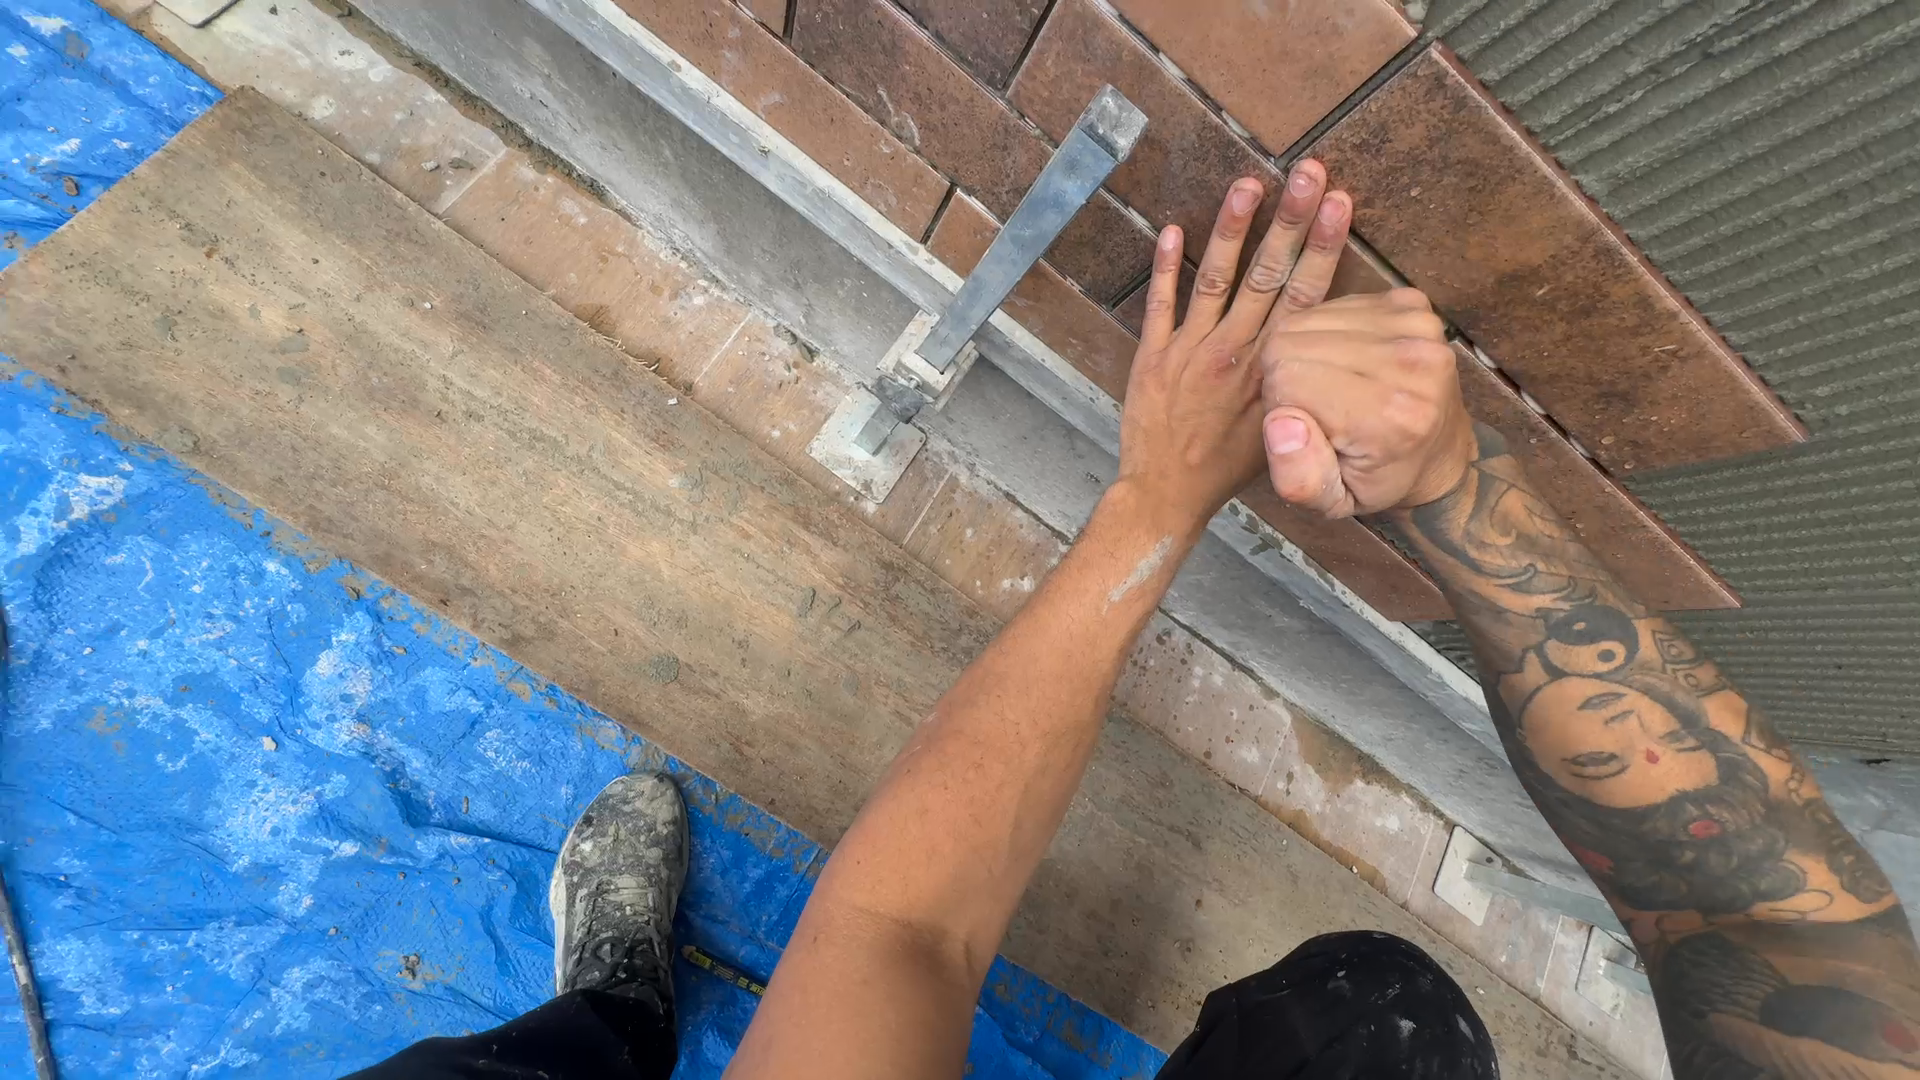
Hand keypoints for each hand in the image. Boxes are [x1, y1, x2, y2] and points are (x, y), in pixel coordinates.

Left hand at [1116, 162, 1353, 534]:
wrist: (1167, 492)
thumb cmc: (1225, 467)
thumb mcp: (1276, 429)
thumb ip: (1293, 383)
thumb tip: (1316, 344)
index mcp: (1269, 369)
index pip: (1303, 296)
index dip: (1323, 247)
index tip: (1340, 202)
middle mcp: (1232, 352)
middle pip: (1267, 276)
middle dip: (1291, 221)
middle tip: (1308, 173)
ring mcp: (1189, 351)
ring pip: (1216, 280)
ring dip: (1232, 230)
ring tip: (1248, 186)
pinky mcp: (1152, 358)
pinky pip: (1159, 306)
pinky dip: (1165, 269)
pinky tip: (1171, 232)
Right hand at [1258, 289, 1474, 516]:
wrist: (1442, 456)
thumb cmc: (1377, 482)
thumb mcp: (1331, 502)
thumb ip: (1298, 477)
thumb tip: (1280, 422)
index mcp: (1389, 417)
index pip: (1287, 376)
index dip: (1278, 402)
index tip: (1301, 426)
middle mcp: (1412, 362)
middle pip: (1292, 342)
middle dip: (1286, 374)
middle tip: (1313, 406)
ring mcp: (1417, 327)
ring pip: (1308, 321)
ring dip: (1305, 351)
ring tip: (1331, 384)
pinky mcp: (1414, 304)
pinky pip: (1334, 307)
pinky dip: (1328, 333)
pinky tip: (1347, 361)